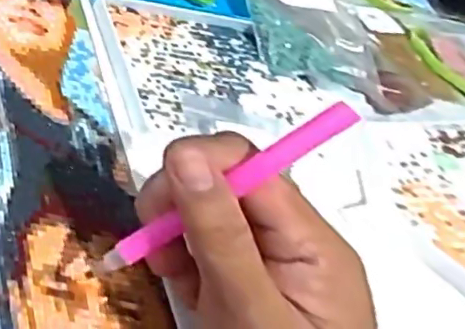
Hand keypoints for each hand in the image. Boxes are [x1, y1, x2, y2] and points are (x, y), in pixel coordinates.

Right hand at [135, 134, 373, 328]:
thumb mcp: (249, 312)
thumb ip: (219, 231)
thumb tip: (184, 152)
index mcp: (310, 242)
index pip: (246, 161)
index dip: (197, 162)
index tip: (160, 199)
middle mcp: (290, 237)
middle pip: (217, 174)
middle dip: (175, 196)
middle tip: (153, 239)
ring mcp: (263, 254)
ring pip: (198, 199)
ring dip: (168, 224)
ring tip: (167, 269)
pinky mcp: (238, 268)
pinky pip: (194, 231)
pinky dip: (172, 246)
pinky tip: (176, 278)